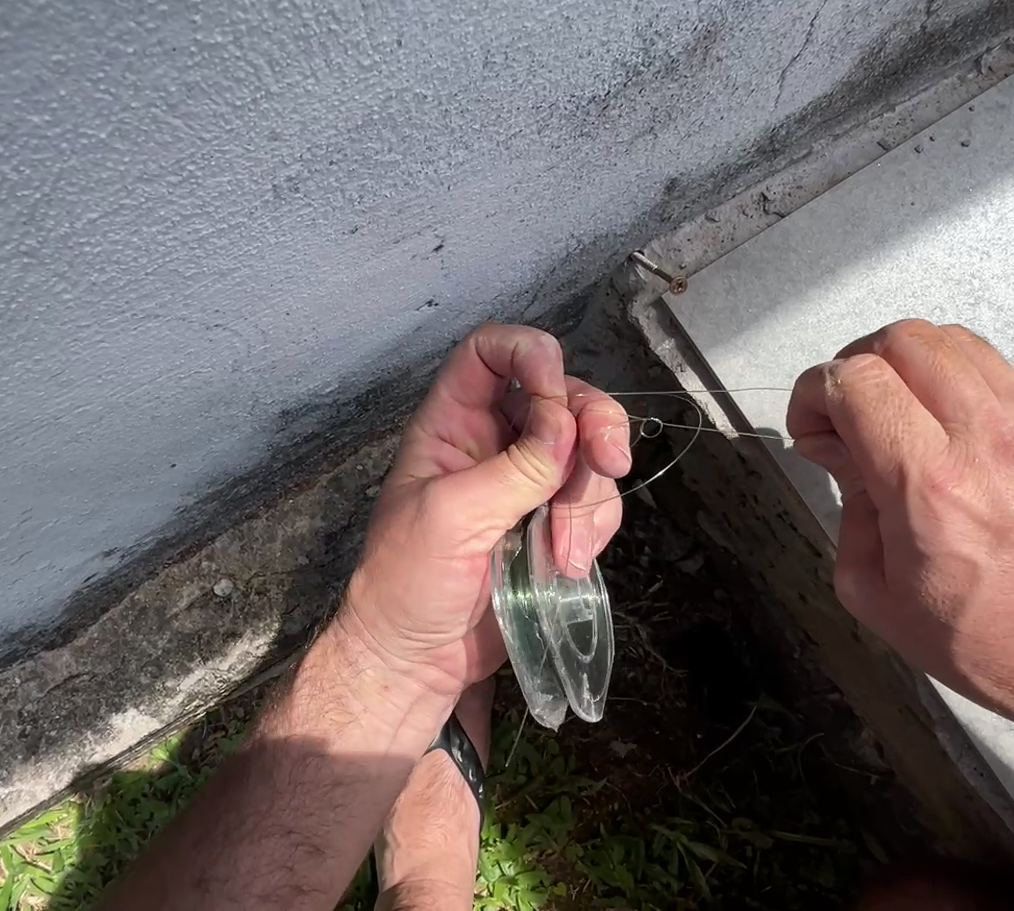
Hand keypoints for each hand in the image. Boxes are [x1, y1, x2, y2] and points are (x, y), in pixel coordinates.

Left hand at [341, 324, 632, 699]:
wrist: (419, 661)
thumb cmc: (407, 582)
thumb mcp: (449, 518)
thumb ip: (512, 471)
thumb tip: (567, 430)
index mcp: (452, 423)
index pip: (490, 353)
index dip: (527, 352)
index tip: (555, 389)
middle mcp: (495, 440)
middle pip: (561, 395)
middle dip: (592, 424)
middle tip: (607, 462)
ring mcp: (528, 481)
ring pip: (588, 449)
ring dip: (590, 495)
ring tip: (563, 551)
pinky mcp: (553, 520)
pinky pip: (596, 499)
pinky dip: (595, 526)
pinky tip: (568, 564)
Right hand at [785, 319, 1013, 739]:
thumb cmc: (991, 647)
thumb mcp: (876, 594)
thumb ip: (845, 506)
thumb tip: (837, 450)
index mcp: (928, 489)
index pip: (854, 381)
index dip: (811, 393)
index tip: (811, 431)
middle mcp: (983, 442)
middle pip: (899, 340)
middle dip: (851, 366)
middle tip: (846, 416)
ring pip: (947, 338)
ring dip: (899, 362)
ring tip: (892, 412)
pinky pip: (989, 366)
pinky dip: (944, 375)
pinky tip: (938, 423)